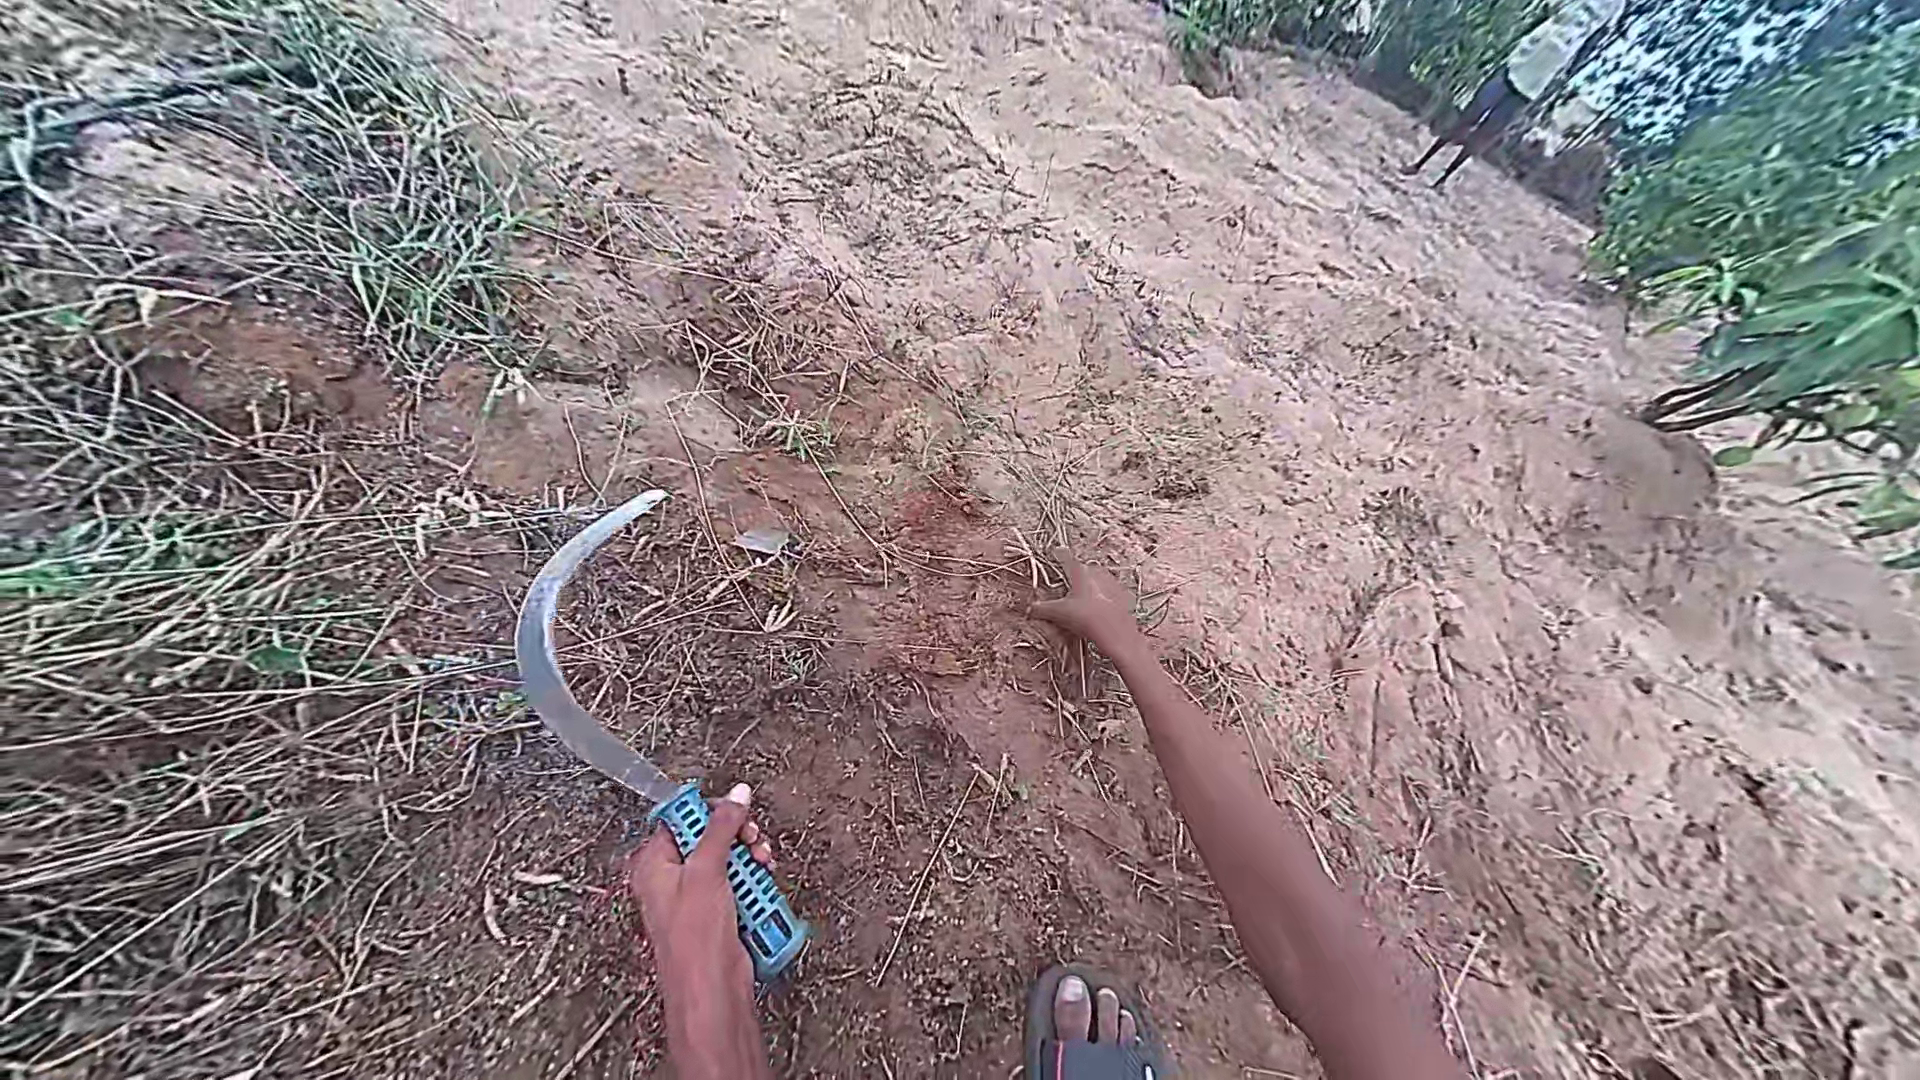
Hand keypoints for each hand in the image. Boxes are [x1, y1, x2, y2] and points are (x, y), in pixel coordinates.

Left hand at [626, 784, 775, 1079]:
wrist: (713, 991)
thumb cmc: (692, 943)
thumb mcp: (707, 871)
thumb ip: (722, 827)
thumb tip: (736, 795)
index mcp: (655, 865)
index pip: (680, 817)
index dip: (707, 809)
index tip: (732, 808)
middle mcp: (673, 876)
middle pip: (710, 834)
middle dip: (737, 835)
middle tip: (749, 839)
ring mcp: (698, 892)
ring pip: (730, 855)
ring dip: (750, 857)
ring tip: (759, 862)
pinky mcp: (720, 906)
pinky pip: (740, 877)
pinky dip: (754, 876)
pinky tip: (762, 881)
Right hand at [1030, 549, 1143, 650]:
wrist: (1116, 634)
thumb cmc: (1089, 619)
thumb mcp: (1058, 613)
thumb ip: (1042, 609)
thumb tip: (1031, 609)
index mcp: (1081, 572)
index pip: (1067, 558)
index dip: (1060, 555)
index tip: (1057, 553)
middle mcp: (1098, 574)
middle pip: (1084, 568)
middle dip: (1077, 575)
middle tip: (1069, 584)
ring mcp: (1113, 584)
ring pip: (1099, 579)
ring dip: (1092, 585)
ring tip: (1084, 600)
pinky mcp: (1123, 597)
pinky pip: (1111, 592)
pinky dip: (1104, 598)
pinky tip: (1099, 610)